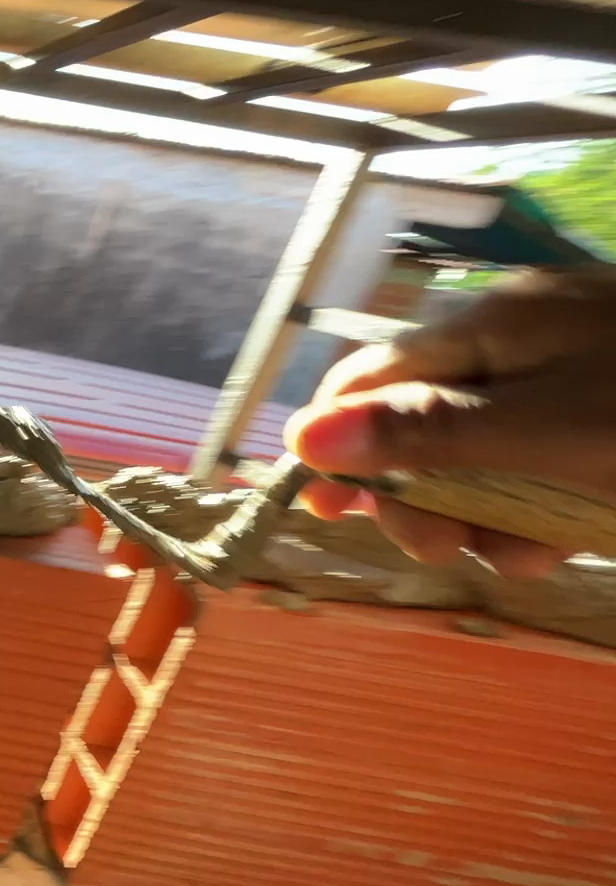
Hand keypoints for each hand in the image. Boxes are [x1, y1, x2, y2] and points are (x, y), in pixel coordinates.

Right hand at [284, 267, 615, 577]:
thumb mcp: (560, 432)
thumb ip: (424, 432)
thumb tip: (298, 437)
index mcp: (495, 325)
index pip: (363, 382)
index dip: (330, 445)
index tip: (327, 511)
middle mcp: (517, 344)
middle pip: (407, 424)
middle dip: (411, 495)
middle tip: (438, 550)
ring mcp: (563, 384)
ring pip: (461, 457)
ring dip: (468, 518)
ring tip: (513, 559)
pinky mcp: (598, 426)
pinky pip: (521, 471)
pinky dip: (522, 518)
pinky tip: (550, 550)